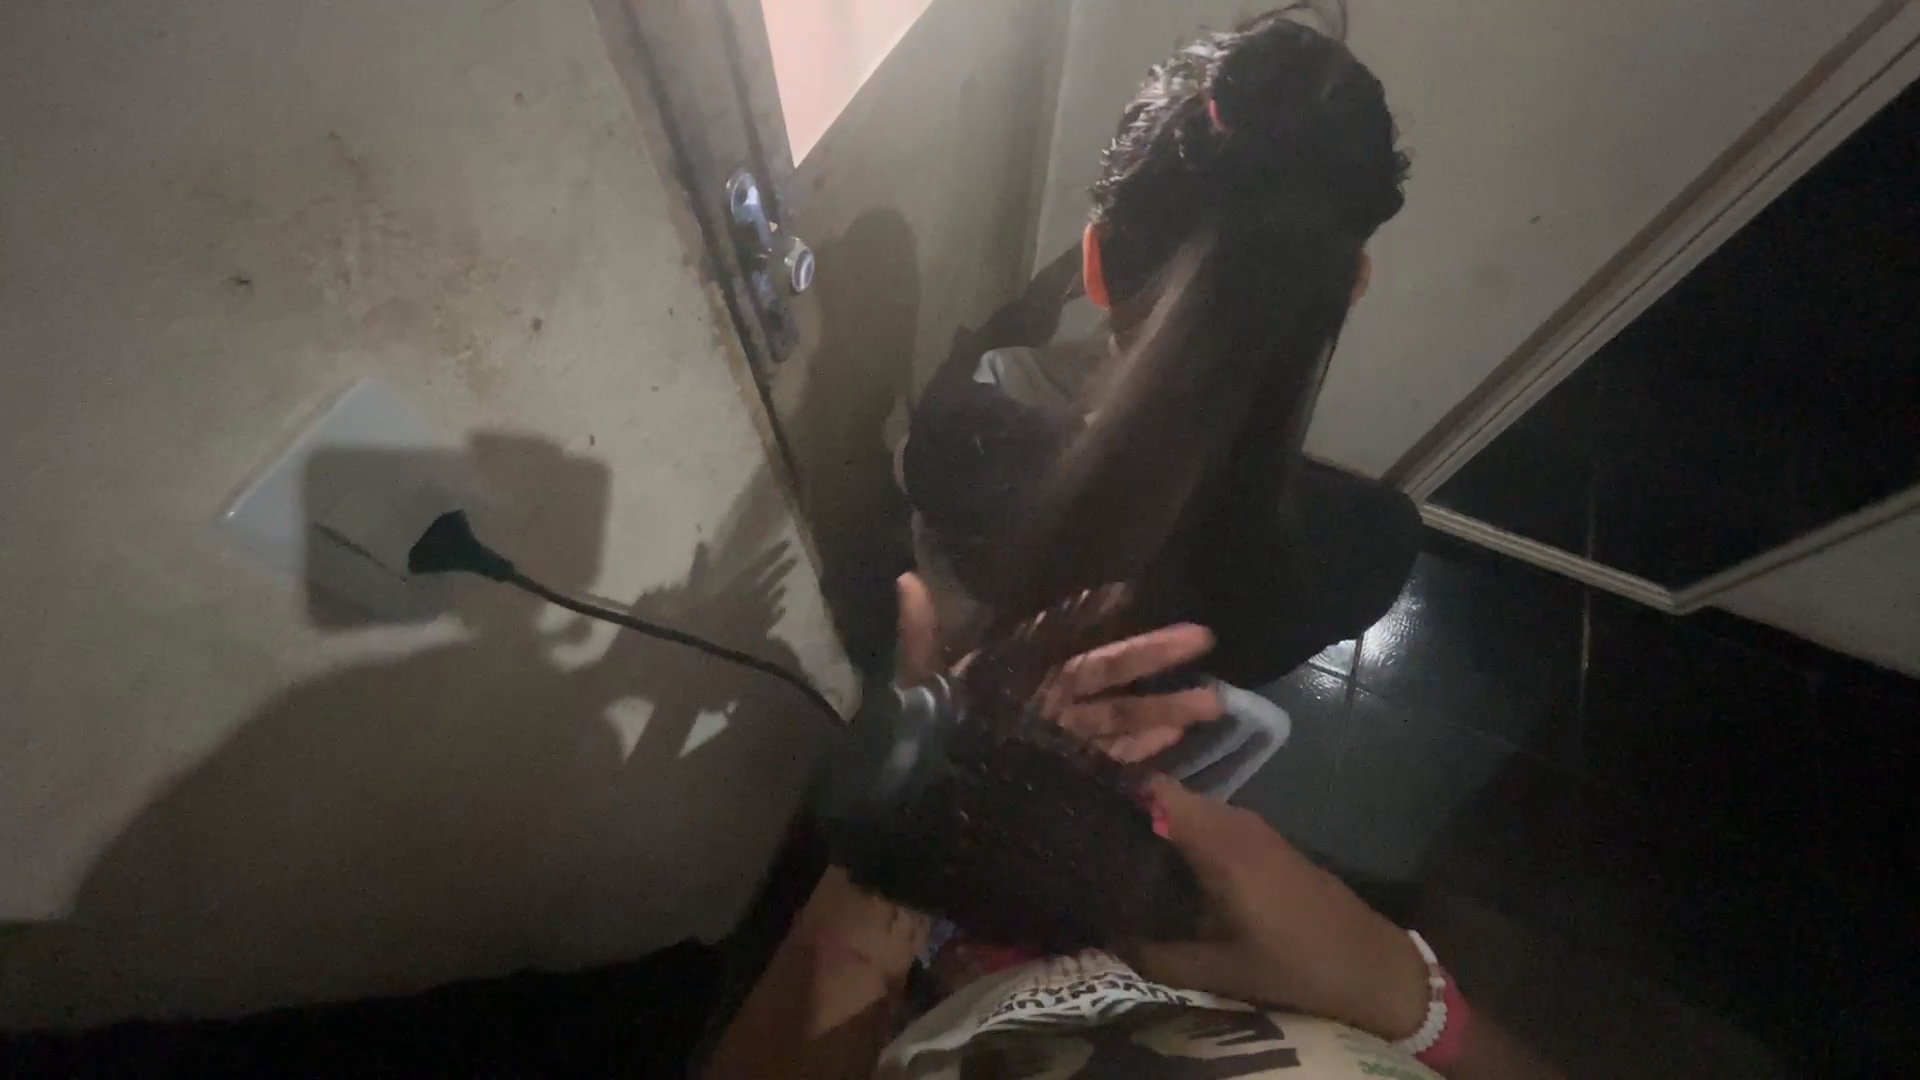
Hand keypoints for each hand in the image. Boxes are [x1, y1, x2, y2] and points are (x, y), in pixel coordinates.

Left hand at [894, 573, 1221, 761]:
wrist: (913, 815)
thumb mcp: (917, 688)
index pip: (1066, 644)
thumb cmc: (915, 746)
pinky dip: (1143, 753)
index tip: (1134, 593)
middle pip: (1108, 677)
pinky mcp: (1066, 782)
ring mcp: (1059, 745)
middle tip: (1204, 640)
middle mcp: (1045, 706)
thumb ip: (920, 638)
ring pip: (1120, 719)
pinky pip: (1111, 762)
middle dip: (1153, 658)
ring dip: (1164, 709)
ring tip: (1213, 701)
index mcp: (1015, 678)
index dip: (1098, 619)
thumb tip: (906, 577)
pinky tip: (1176, 744)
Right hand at [1130, 775, 1431, 1041]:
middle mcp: (1234, 821)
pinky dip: (1190, 836)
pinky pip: (1215, 823)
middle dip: (1136, 814)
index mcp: (1220, 843)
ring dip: (1164, 827)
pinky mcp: (1268, 841)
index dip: (1122, 794)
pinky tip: (1177, 871)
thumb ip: (1160, 957)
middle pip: (1171, 797)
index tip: (1091, 814)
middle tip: (1103, 844)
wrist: (1376, 970)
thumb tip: (1107, 941)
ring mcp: (1255, 828)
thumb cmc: (1297, 966)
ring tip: (1131, 858)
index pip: (1159, 790)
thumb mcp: (1223, 972)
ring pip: (1194, 810)